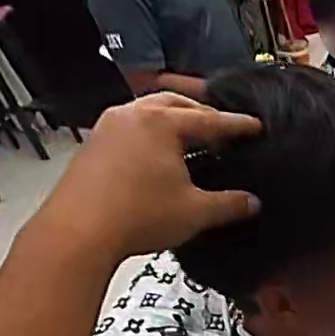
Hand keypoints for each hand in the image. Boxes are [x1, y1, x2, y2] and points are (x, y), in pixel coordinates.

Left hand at [30, 94, 260, 264]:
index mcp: (161, 123)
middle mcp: (132, 116)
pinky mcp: (95, 145)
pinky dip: (152, 135)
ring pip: (149, 112)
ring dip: (174, 121)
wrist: (79, 231)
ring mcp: (109, 128)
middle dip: (202, 113)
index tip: (254, 127)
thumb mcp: (196, 212)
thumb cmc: (136, 216)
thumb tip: (252, 203)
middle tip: (222, 126)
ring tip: (192, 139)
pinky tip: (161, 157)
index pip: (210, 120)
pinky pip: (131, 129)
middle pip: (176, 104)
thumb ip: (230, 205)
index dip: (236, 126)